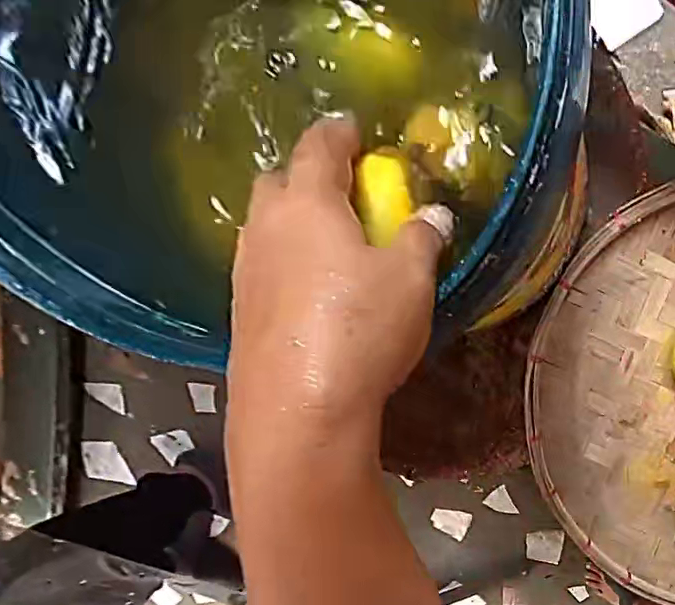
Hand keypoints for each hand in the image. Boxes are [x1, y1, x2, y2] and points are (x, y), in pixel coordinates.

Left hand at [227, 119, 453, 449]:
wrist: (301, 405)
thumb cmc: (361, 329)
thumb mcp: (410, 282)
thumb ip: (422, 240)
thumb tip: (434, 215)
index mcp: (308, 202)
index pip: (320, 147)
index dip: (341, 133)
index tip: (355, 130)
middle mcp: (266, 225)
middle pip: (281, 181)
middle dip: (309, 178)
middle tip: (341, 195)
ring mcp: (245, 269)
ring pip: (267, 227)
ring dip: (293, 225)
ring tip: (326, 247)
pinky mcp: (240, 312)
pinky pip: (264, 269)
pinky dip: (286, 266)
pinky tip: (308, 294)